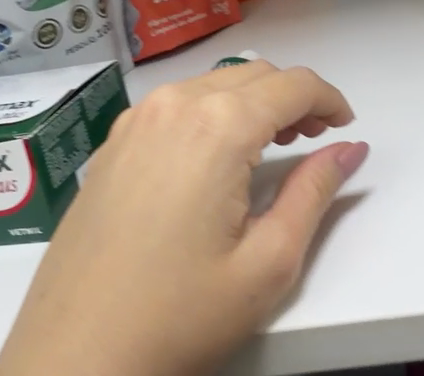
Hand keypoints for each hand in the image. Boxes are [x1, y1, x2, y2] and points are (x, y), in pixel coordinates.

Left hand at [0, 62, 366, 375]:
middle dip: (293, 99)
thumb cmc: (178, 317)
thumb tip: (350, 149)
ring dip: (252, 102)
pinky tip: (213, 160)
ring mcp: (136, 119)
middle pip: (254, 75)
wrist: (73, 357)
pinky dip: (211, 112)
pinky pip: (176, 104)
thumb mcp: (267, 263)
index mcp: (218, 126)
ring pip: (213, 84)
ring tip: (269, 149)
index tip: (346, 126)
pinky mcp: (112, 142)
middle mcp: (175, 104)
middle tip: (312, 141)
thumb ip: (315, 193)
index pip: (292, 85)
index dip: (328, 99)